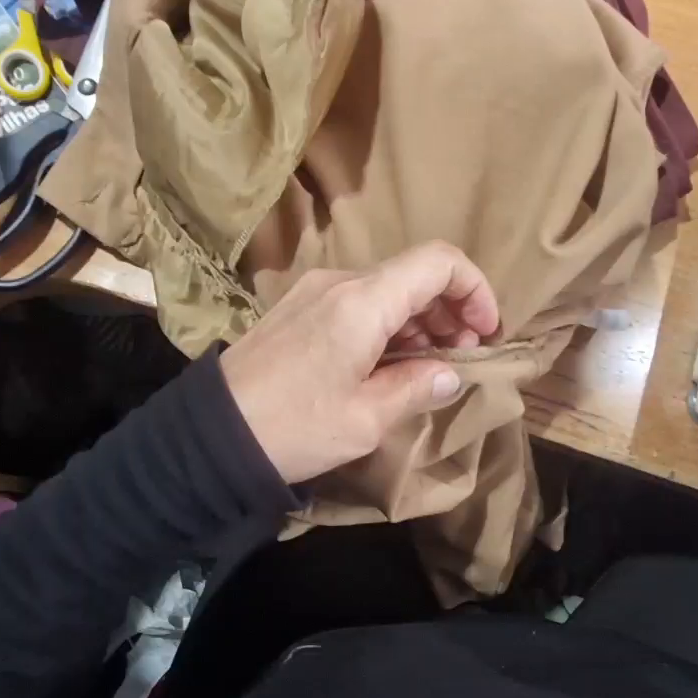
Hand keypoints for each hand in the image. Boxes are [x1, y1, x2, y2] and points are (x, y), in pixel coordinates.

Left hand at [220, 241, 500, 484]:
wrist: (210, 434)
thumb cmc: (294, 428)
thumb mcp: (366, 419)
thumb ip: (417, 388)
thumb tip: (451, 374)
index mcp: (363, 302)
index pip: (439, 263)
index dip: (475, 289)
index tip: (487, 333)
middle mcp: (340, 283)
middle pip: (415, 273)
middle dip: (452, 309)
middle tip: (464, 356)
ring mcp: (316, 292)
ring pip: (388, 288)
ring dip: (421, 319)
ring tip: (433, 366)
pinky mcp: (299, 309)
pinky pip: (359, 302)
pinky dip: (390, 324)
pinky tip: (393, 363)